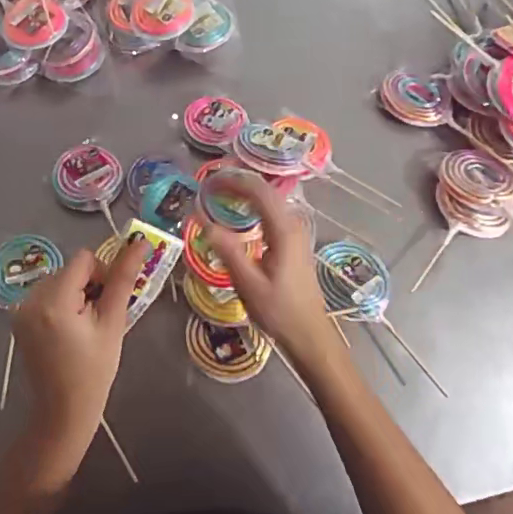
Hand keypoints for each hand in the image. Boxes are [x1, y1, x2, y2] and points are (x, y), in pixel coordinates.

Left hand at [13, 238, 148, 450]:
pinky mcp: (19, 320)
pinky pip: (47, 296)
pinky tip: (69, 333)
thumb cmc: (94, 371)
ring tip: (83, 329)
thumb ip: (123, 279)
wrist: (64, 411)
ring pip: (59, 281)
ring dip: (76, 296)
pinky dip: (62, 305)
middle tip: (98, 321)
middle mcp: (30, 299)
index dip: (102, 276)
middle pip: (70, 269)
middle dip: (88, 287)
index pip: (84, 259)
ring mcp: (20, 310)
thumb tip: (140, 242)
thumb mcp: (112, 323)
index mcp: (52, 299)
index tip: (107, 305)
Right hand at [212, 180, 346, 368]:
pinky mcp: (294, 243)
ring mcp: (296, 233)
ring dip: (245, 195)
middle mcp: (294, 225)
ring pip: (269, 202)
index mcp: (284, 231)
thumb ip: (227, 250)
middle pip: (265, 192)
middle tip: (209, 187)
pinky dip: (253, 208)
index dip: (233, 181)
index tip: (209, 181)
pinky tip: (238, 217)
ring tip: (218, 197)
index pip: (259, 191)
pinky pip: (272, 214)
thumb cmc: (279, 311)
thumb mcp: (248, 284)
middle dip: (237, 184)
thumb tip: (204, 222)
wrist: (309, 332)